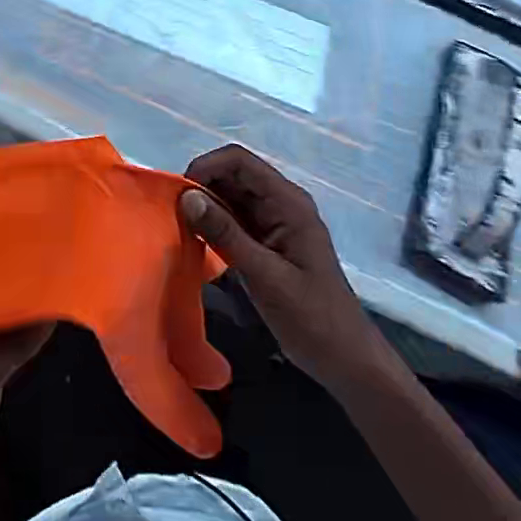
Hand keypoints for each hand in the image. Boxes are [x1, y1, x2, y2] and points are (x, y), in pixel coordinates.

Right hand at [180, 145, 393, 389]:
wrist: (344, 360)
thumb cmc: (312, 316)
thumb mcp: (265, 275)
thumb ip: (225, 233)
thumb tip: (186, 196)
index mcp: (288, 203)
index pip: (239, 161)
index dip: (206, 167)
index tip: (181, 194)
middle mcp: (280, 203)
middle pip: (231, 174)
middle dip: (200, 185)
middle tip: (175, 213)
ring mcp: (273, 221)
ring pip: (228, 195)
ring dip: (203, 204)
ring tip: (181, 226)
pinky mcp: (264, 240)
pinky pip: (231, 217)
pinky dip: (211, 222)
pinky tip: (197, 240)